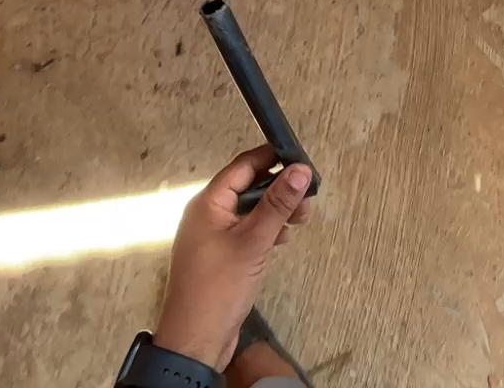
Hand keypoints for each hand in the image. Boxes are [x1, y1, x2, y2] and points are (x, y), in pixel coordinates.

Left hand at [154, 146, 313, 368]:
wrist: (194, 344)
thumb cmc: (218, 289)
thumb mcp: (254, 242)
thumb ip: (278, 204)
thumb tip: (300, 170)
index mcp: (208, 202)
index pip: (244, 165)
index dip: (273, 159)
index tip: (301, 161)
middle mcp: (208, 213)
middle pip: (249, 186)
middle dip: (279, 189)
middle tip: (308, 196)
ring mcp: (213, 235)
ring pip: (250, 209)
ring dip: (275, 211)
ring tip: (302, 218)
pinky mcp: (220, 254)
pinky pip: (246, 230)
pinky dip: (265, 229)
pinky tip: (283, 238)